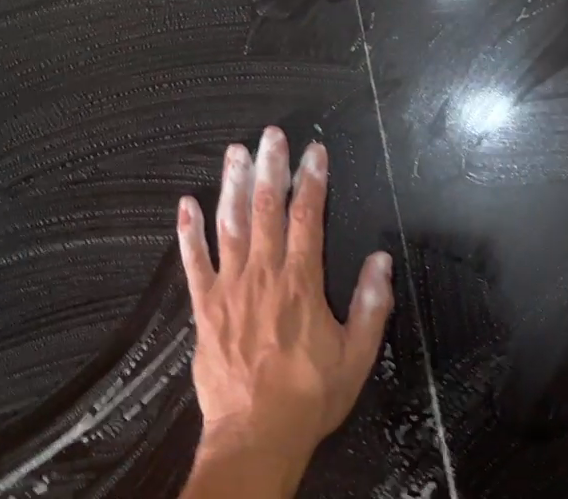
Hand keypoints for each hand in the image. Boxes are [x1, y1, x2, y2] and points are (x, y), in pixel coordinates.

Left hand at [175, 127, 393, 495]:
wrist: (256, 433)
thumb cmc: (308, 396)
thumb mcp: (357, 356)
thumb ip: (371, 305)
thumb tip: (381, 261)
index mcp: (301, 282)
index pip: (308, 217)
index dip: (312, 180)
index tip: (314, 151)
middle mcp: (263, 274)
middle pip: (267, 208)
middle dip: (271, 167)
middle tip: (271, 134)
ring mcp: (230, 287)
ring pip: (230, 224)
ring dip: (232, 185)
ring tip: (234, 152)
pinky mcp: (205, 306)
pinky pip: (194, 262)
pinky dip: (188, 233)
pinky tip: (185, 205)